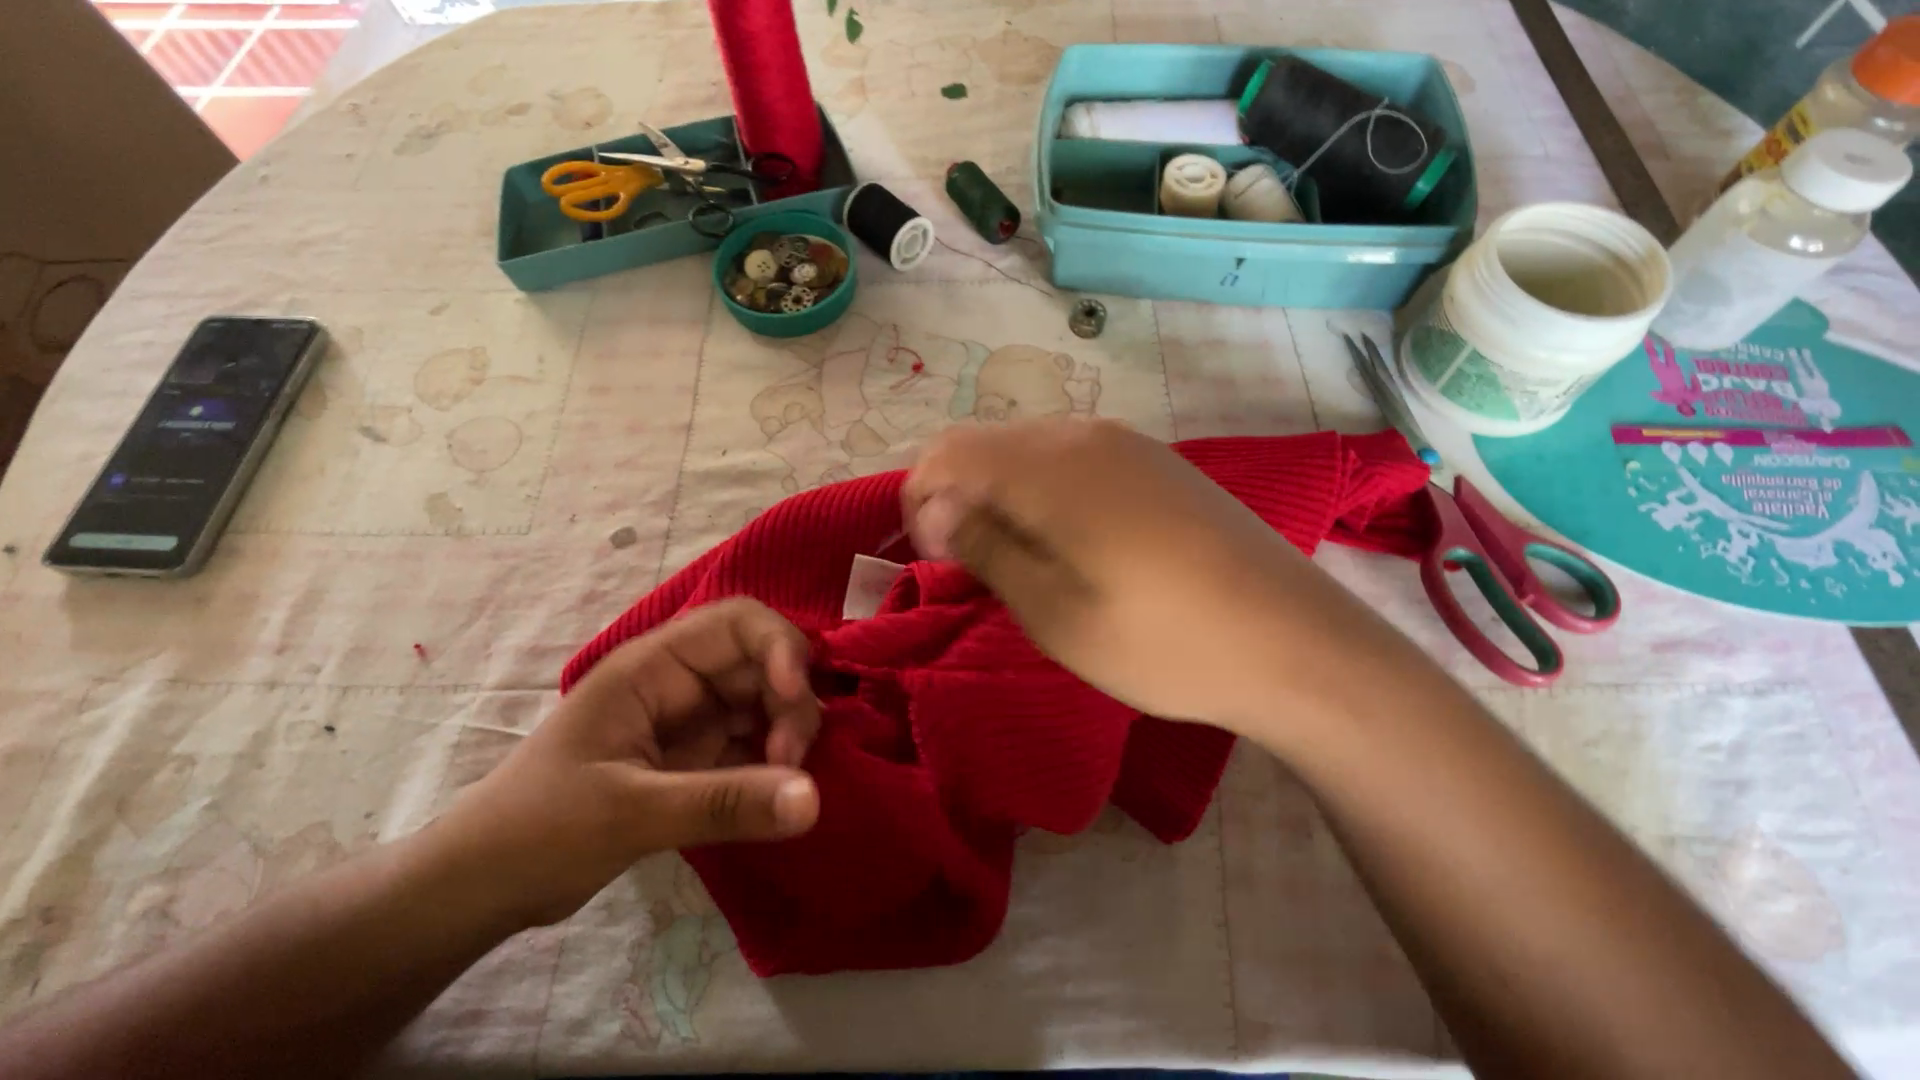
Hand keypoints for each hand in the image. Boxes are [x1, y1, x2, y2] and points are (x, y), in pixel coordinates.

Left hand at [423, 599, 822, 928]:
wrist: (486, 885)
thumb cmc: (540, 829)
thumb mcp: (630, 813)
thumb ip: (724, 804)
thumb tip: (814, 800)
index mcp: (651, 668)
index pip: (737, 624)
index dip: (779, 648)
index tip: (794, 701)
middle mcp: (678, 685)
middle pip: (763, 665)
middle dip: (790, 705)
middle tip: (790, 766)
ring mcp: (690, 724)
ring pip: (766, 707)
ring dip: (789, 736)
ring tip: (786, 790)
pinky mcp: (697, 763)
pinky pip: (755, 748)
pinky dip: (778, 767)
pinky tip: (782, 797)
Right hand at [902, 419, 1413, 740]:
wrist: (1294, 642)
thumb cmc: (1161, 642)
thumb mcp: (1055, 612)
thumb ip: (987, 548)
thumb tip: (939, 508)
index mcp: (1048, 466)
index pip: (944, 453)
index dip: (920, 504)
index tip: (938, 563)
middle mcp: (1084, 435)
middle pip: (986, 445)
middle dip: (959, 499)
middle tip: (975, 570)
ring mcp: (1130, 444)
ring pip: (1031, 451)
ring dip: (1004, 498)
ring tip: (1025, 565)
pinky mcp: (1161, 463)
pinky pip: (1076, 461)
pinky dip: (1048, 494)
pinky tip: (1077, 547)